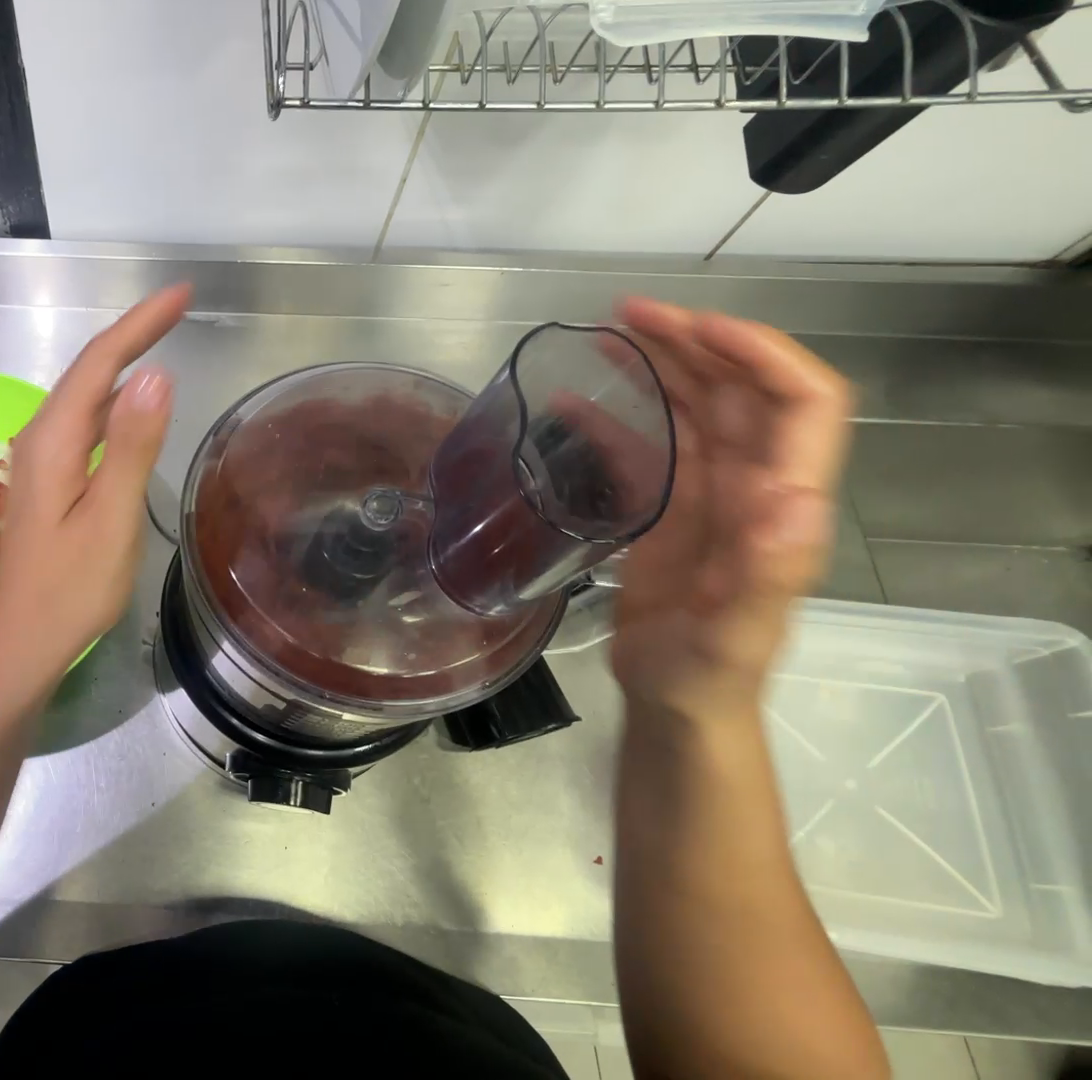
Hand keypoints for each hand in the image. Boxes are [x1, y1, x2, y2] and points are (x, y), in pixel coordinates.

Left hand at [0, 284, 188, 683]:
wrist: (22, 646)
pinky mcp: (47, 486)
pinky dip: (113, 407)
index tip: (182, 294)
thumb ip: (132, 448)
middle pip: (88, 373)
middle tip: (180, 311)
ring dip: (122, 368)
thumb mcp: (111, 519)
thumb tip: (155, 375)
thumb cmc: (70, 591)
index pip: (99, 363)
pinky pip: (83, 428)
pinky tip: (132, 414)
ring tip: (161, 345)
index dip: (140, 325)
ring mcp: (40, 464)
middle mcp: (40, 441)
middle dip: (133, 336)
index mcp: (54, 442)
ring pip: (84, 400)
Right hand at [610, 297, 852, 721]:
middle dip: (697, 343)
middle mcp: (755, 488)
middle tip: (631, 313)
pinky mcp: (672, 514)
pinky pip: (652, 450)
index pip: (799, 402)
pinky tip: (576, 405)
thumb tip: (795, 495)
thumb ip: (770, 570)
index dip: (757, 353)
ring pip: (699, 411)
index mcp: (781, 505)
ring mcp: (713, 499)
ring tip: (611, 334)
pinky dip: (618, 420)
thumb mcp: (736, 632)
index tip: (693, 328)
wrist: (677, 701)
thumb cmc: (708, 673)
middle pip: (743, 392)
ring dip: (664, 367)